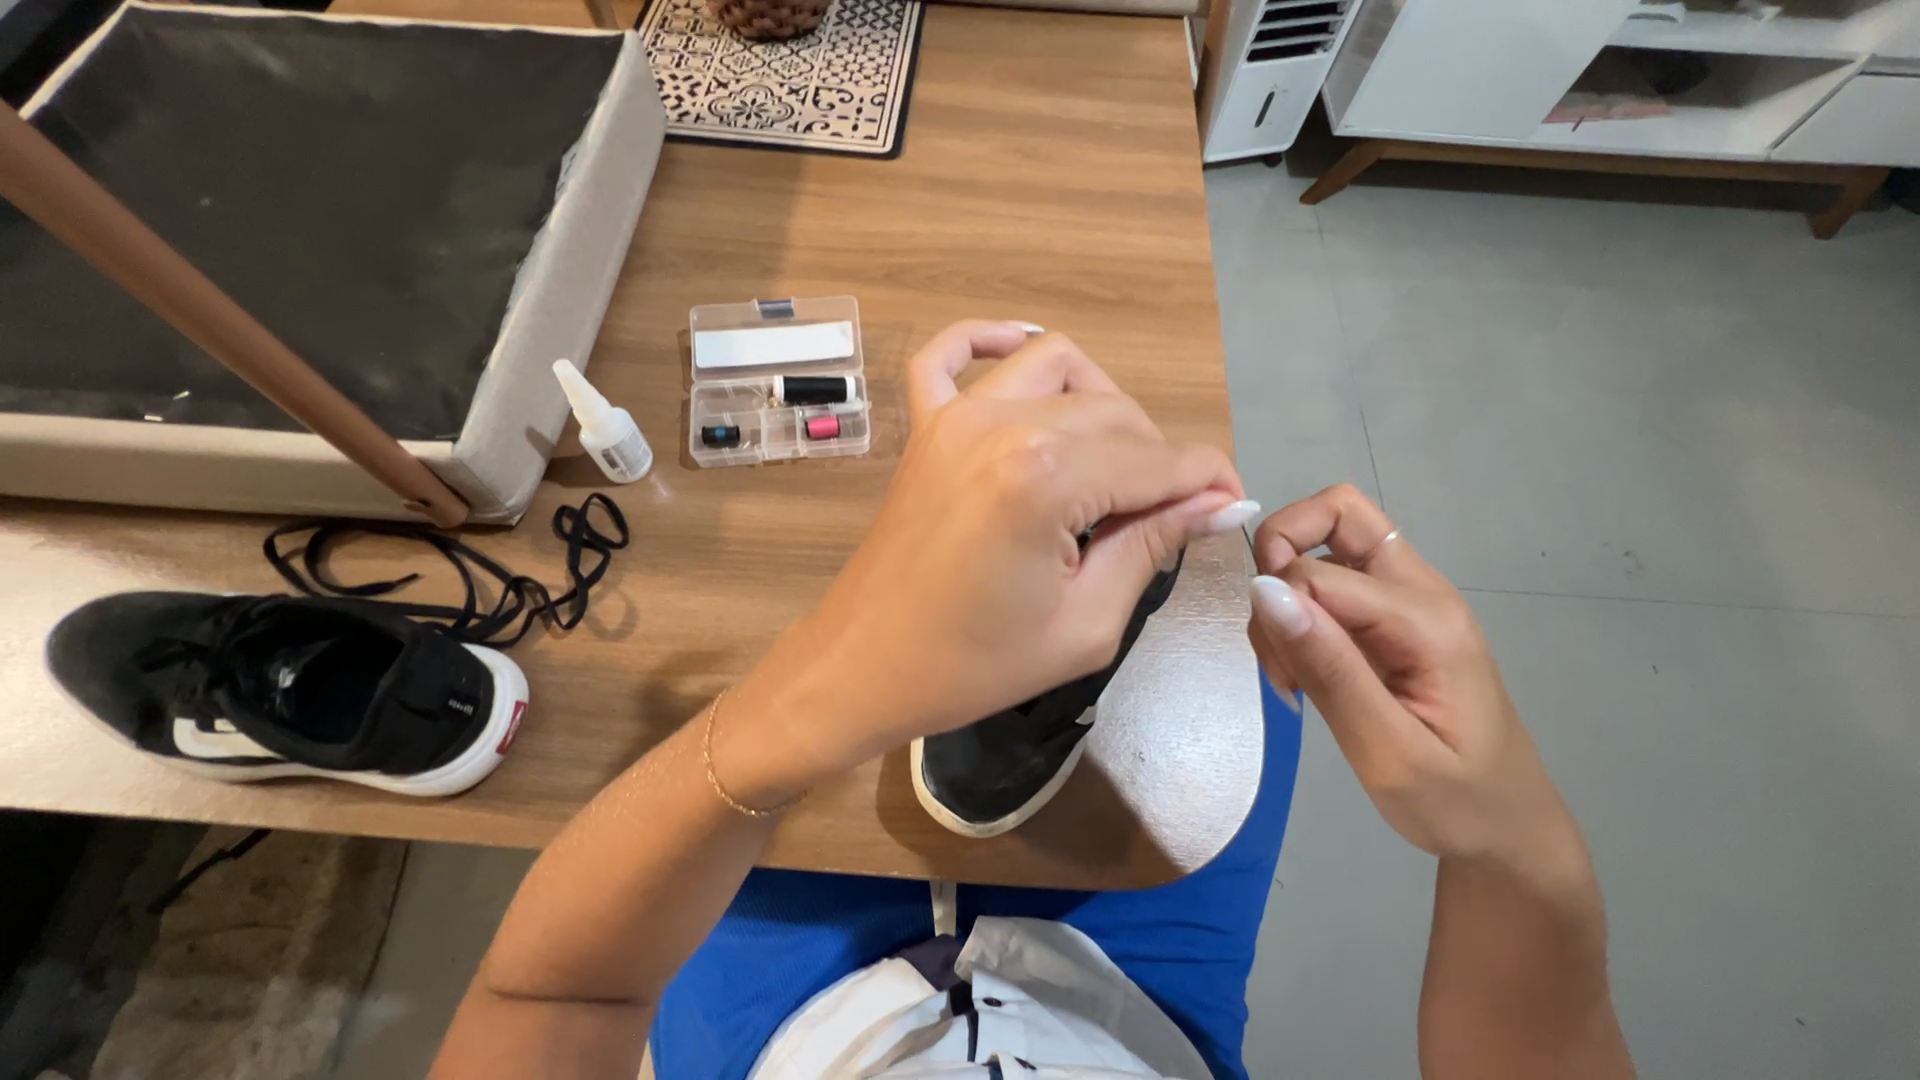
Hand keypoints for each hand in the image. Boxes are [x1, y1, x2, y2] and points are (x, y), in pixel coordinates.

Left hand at [731, 321, 1253, 788]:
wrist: (865, 668)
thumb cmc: (974, 665)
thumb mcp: (1085, 623)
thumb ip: (1153, 546)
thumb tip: (1218, 503)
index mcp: (1045, 477)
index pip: (1159, 458)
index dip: (1208, 482)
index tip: (1231, 507)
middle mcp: (1002, 424)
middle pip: (1117, 413)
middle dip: (1158, 459)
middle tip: (1161, 520)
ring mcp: (955, 415)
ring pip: (1057, 366)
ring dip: (1102, 404)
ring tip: (1110, 466)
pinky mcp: (924, 426)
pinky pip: (948, 353)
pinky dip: (988, 340)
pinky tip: (1020, 350)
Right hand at [1248, 485, 1583, 876]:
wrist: (1507, 831)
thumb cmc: (1454, 802)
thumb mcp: (1386, 750)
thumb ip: (1327, 666)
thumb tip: (1264, 588)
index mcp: (1427, 620)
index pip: (1318, 571)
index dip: (1279, 613)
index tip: (1281, 680)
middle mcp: (1420, 590)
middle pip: (1337, 510)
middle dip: (1279, 551)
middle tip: (1271, 630)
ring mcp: (1407, 600)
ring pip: (1326, 543)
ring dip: (1286, 588)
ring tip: (1291, 670)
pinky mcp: (1390, 618)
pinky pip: (1330, 579)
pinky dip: (1298, 608)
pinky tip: (1304, 669)